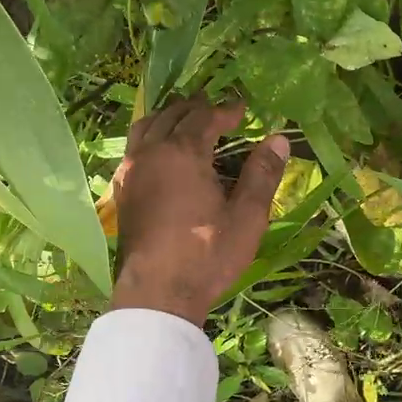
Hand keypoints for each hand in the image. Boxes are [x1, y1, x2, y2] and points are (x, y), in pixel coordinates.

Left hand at [108, 97, 289, 325]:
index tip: (243, 110)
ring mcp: (130, 172)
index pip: (205, 118)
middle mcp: (150, 153)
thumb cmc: (208, 254)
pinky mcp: (122, 193)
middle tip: (215, 110)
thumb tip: (279, 139)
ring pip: (145, 128)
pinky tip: (159, 154)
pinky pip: (133, 150)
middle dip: (196, 109)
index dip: (226, 111)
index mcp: (183, 153)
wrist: (159, 292)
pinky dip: (150, 139)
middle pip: (171, 116)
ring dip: (167, 118)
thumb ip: (262, 174)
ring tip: (184, 121)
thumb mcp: (247, 216)